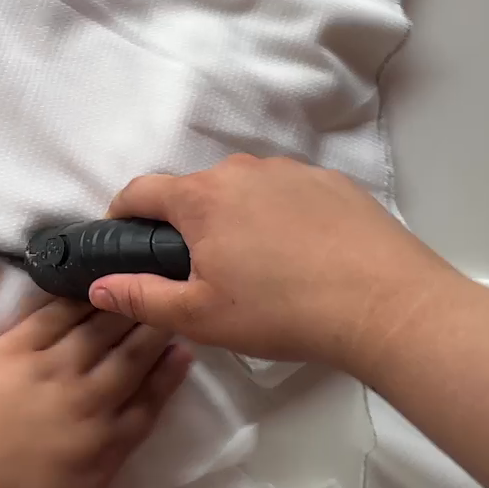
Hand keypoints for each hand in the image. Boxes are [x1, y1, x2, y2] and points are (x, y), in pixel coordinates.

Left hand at [0, 300, 189, 487]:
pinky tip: (83, 289)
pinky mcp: (14, 346)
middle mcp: (85, 400)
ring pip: (94, 332)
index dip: (167, 378)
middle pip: (128, 360)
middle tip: (166, 309)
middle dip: (151, 334)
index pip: (146, 406)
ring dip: (117, 312)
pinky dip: (70, 302)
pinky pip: (50, 317)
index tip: (184, 352)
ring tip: (133, 294)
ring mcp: (49, 367)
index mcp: (102, 446)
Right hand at [87, 155, 468, 371]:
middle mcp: (237, 170)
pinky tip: (302, 252)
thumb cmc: (284, 312)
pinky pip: (285, 191)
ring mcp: (287, 171)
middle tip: (201, 268)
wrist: (392, 308)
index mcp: (200, 198)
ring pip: (240, 189)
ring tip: (258, 263)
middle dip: (185, 222)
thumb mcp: (201, 317)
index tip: (122, 239)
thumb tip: (96, 286)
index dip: (121, 213)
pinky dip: (279, 213)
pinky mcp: (330, 181)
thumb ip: (141, 297)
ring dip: (233, 215)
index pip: (139, 191)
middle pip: (192, 191)